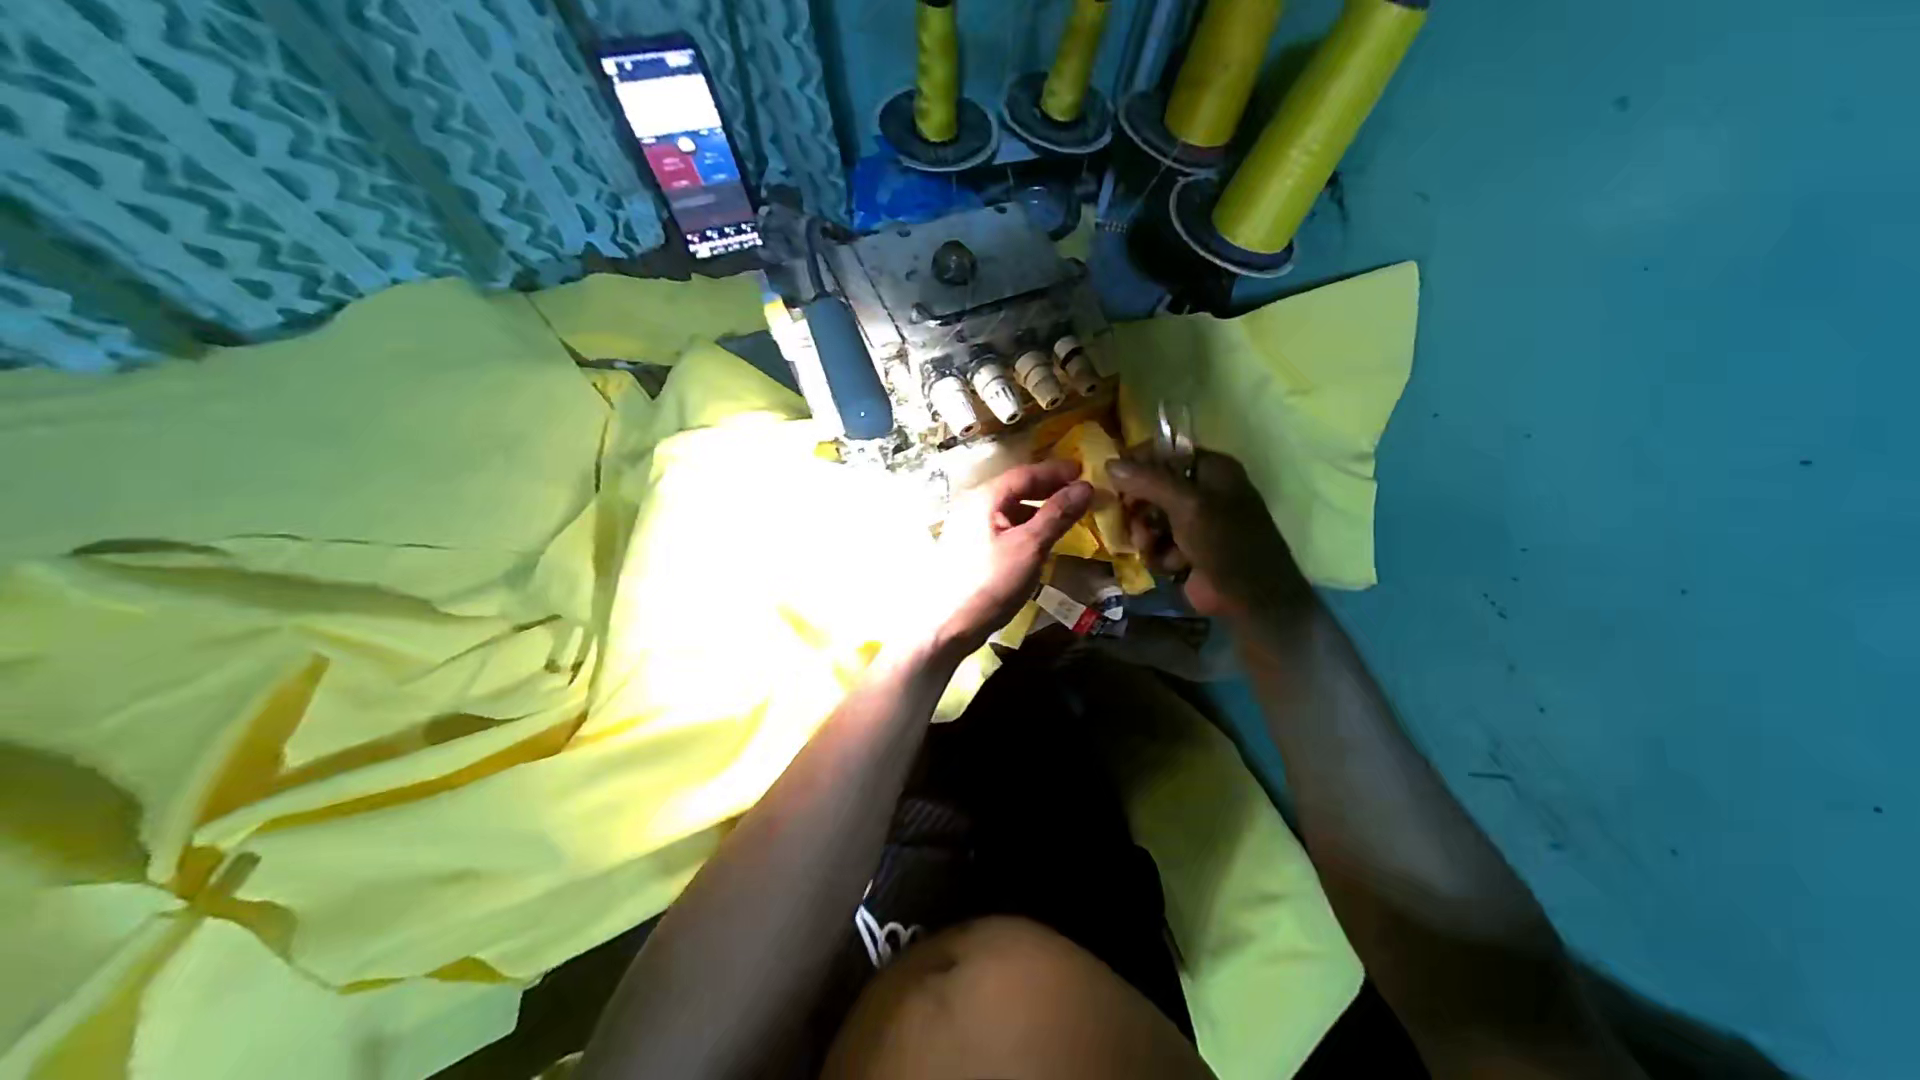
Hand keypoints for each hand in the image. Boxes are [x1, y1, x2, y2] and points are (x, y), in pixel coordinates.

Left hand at [929, 460, 1091, 654]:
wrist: (945, 627)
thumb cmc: (989, 583)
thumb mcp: (1030, 547)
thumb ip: (1057, 515)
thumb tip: (1086, 486)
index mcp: (985, 497)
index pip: (1026, 473)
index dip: (1056, 471)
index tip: (1083, 470)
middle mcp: (973, 506)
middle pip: (1015, 488)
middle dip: (1048, 489)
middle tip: (1078, 491)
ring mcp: (968, 528)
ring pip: (1008, 509)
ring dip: (1037, 509)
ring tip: (1064, 516)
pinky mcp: (968, 550)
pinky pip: (1002, 527)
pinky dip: (1024, 527)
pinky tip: (1039, 541)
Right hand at [1106, 450, 1309, 619]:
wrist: (1249, 597)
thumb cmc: (1225, 541)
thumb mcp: (1188, 505)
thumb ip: (1148, 481)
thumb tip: (1109, 463)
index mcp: (1211, 469)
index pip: (1164, 452)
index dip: (1137, 463)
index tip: (1113, 477)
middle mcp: (1201, 491)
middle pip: (1151, 487)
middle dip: (1139, 507)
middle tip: (1131, 517)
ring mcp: (1192, 523)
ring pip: (1148, 519)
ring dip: (1146, 535)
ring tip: (1151, 547)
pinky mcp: (1184, 550)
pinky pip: (1155, 545)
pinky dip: (1158, 555)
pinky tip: (1171, 565)